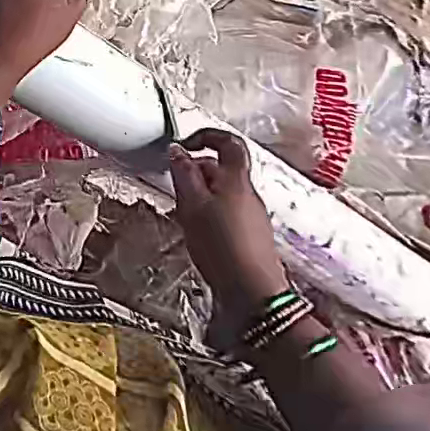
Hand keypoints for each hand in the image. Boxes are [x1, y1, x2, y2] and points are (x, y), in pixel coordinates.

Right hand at [168, 129, 288, 308]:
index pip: (229, 143)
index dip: (206, 136)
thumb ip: (183, 173)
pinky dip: (208, 211)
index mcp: (236, 181)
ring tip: (184, 213)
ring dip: (199, 193)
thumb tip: (178, 150)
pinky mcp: (252, 234)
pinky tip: (198, 231)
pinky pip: (226, 209)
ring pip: (221, 190)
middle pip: (221, 168)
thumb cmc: (220, 244)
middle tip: (175, 187)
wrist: (253, 294)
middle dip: (195, 170)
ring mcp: (253, 215)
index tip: (184, 145)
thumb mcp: (191, 204)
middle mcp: (249, 194)